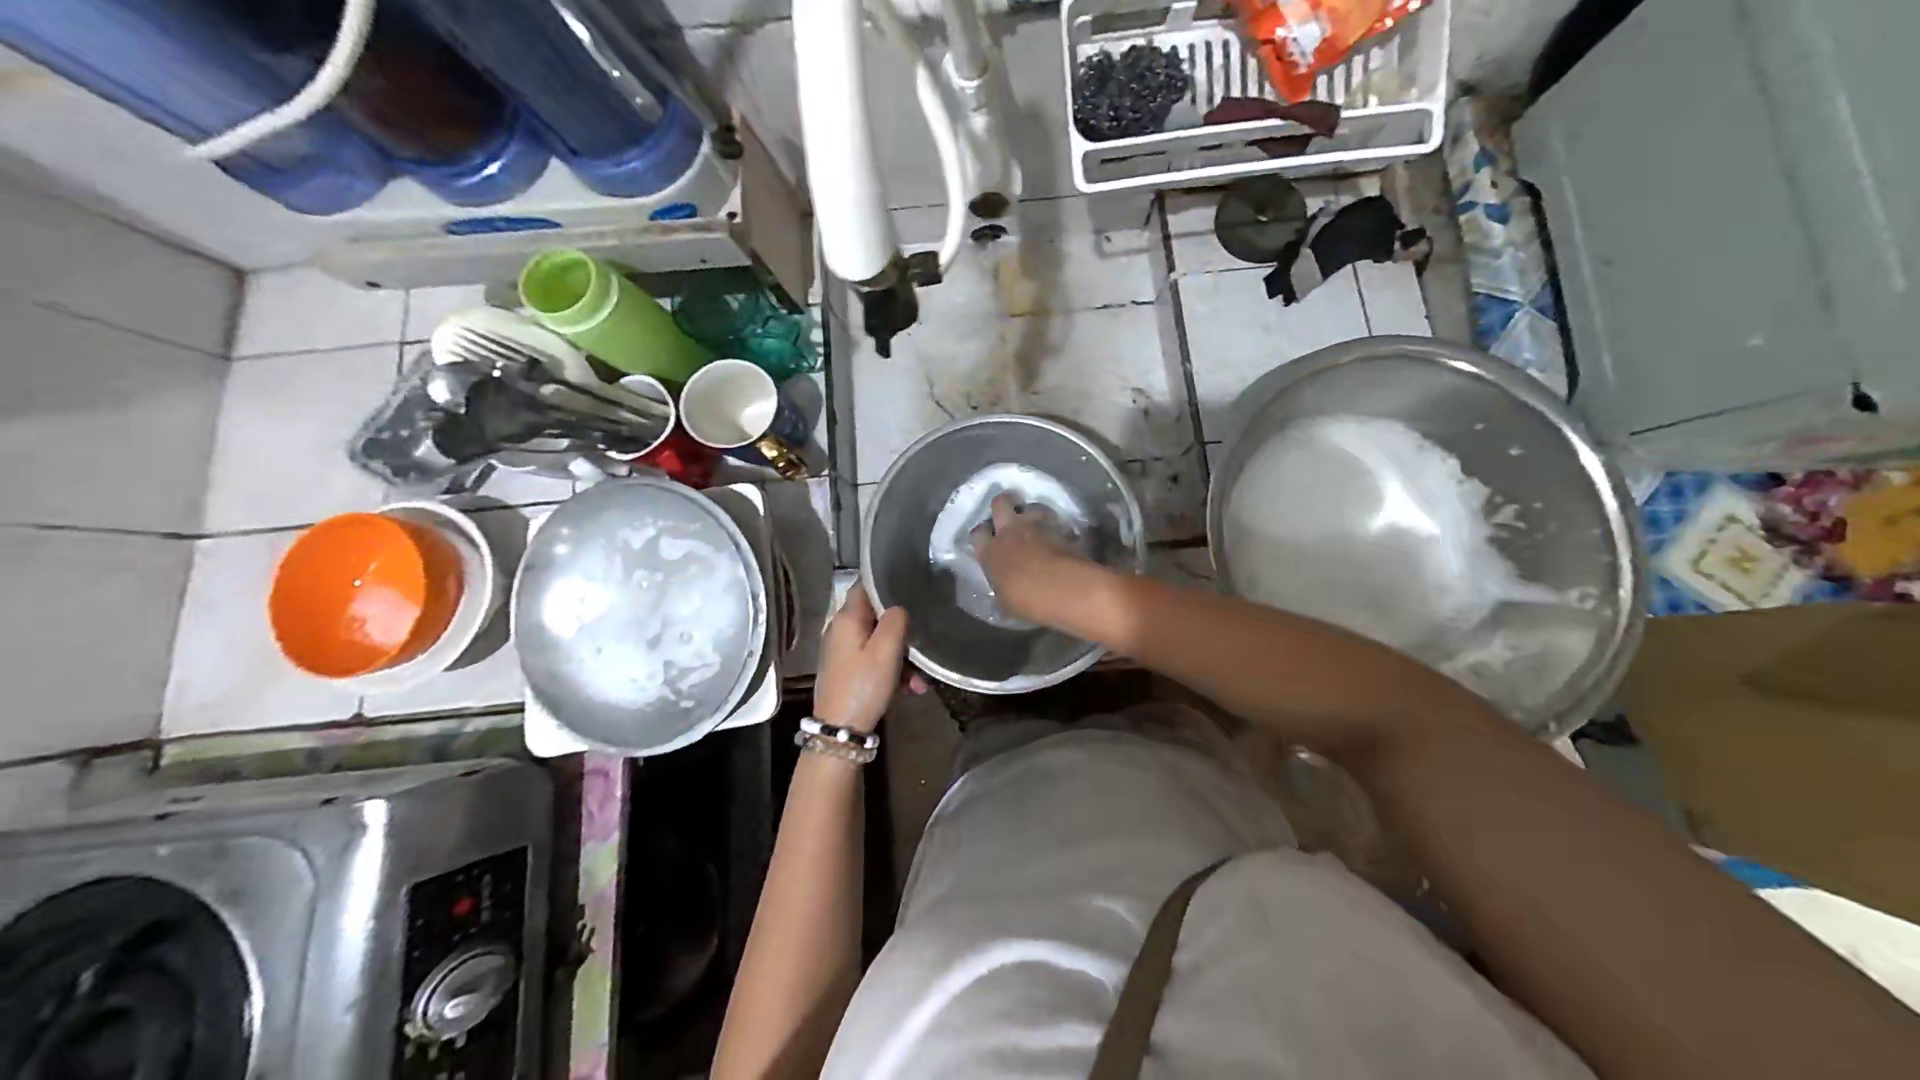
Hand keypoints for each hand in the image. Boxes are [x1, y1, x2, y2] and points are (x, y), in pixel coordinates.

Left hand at [814, 588, 923, 733]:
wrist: (840, 730)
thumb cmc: (863, 685)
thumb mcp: (885, 650)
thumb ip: (895, 621)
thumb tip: (899, 608)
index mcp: (846, 619)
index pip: (864, 586)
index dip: (886, 584)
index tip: (911, 588)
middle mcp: (841, 631)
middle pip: (877, 618)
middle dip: (903, 632)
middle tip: (923, 647)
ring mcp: (844, 652)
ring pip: (880, 643)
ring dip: (903, 658)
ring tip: (921, 681)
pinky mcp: (849, 671)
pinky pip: (875, 662)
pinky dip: (893, 672)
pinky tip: (910, 689)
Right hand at [968, 493, 1086, 621]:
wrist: (1065, 589)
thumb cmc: (1027, 600)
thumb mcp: (1005, 601)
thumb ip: (1001, 587)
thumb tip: (1002, 588)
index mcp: (991, 551)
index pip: (978, 533)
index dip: (982, 533)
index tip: (987, 538)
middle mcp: (1011, 531)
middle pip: (1001, 502)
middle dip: (1004, 503)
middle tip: (1010, 511)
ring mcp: (1038, 526)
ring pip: (1033, 506)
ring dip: (1034, 513)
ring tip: (1039, 524)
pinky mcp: (1062, 528)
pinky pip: (1057, 522)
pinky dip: (1058, 527)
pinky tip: (1061, 537)